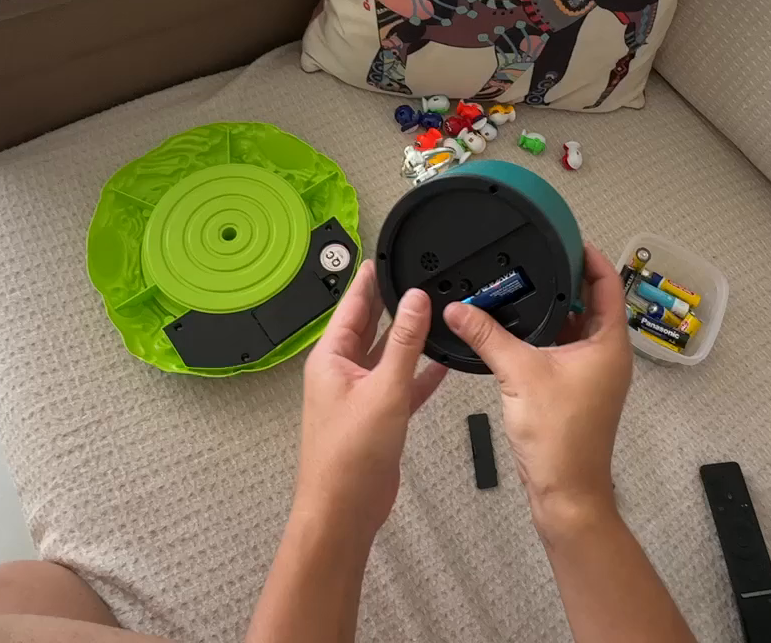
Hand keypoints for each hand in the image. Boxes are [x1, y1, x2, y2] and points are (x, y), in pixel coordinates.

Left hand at [294, 262, 449, 535]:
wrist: (344, 512)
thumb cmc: (349, 457)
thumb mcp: (384, 389)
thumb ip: (403, 343)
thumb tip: (415, 299)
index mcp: (331, 358)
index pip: (351, 306)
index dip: (368, 280)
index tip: (382, 257)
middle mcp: (342, 371)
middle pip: (368, 325)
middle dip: (389, 302)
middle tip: (410, 275)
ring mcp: (359, 393)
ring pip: (386, 353)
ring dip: (407, 336)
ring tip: (430, 310)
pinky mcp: (377, 415)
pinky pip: (399, 383)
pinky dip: (418, 372)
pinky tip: (439, 362)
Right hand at [442, 243, 631, 527]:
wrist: (565, 492)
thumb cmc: (558, 435)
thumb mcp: (519, 373)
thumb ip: (487, 335)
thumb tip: (458, 309)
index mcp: (608, 343)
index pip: (608, 284)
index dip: (590, 256)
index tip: (569, 236)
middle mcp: (607, 354)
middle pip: (592, 302)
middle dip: (565, 279)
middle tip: (537, 254)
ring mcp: (593, 372)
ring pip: (576, 326)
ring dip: (554, 307)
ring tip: (523, 282)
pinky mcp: (577, 387)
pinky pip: (564, 346)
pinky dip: (546, 332)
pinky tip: (519, 324)